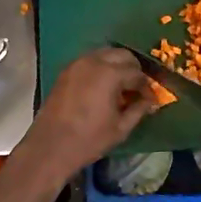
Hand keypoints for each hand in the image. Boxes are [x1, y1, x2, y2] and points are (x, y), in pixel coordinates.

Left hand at [19, 48, 156, 181]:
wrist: (50, 146)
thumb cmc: (89, 139)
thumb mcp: (121, 128)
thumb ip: (138, 109)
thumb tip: (149, 101)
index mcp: (110, 74)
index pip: (137, 73)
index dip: (146, 87)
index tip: (150, 100)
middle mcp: (94, 61)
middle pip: (122, 55)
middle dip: (133, 70)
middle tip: (137, 89)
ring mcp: (77, 64)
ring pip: (105, 54)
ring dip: (116, 66)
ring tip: (120, 88)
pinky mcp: (66, 71)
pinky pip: (90, 61)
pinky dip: (100, 68)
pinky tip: (102, 88)